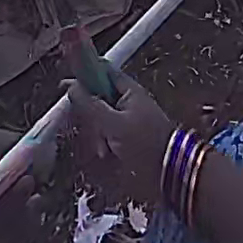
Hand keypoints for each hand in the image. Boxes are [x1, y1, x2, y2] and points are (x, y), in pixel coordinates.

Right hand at [67, 67, 175, 207]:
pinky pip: (111, 130)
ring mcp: (131, 117)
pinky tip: (108, 152)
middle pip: (99, 95)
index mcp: (128, 90)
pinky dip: (107, 140)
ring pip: (103, 116)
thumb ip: (90, 104)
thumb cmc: (145, 144)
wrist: (174, 172)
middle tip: (90, 126)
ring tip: (103, 147)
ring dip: (98, 131)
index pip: (102, 70)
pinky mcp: (132, 134)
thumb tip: (72, 87)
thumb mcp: (112, 123)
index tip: (69, 84)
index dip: (85, 73)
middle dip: (91, 112)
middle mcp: (130, 100)